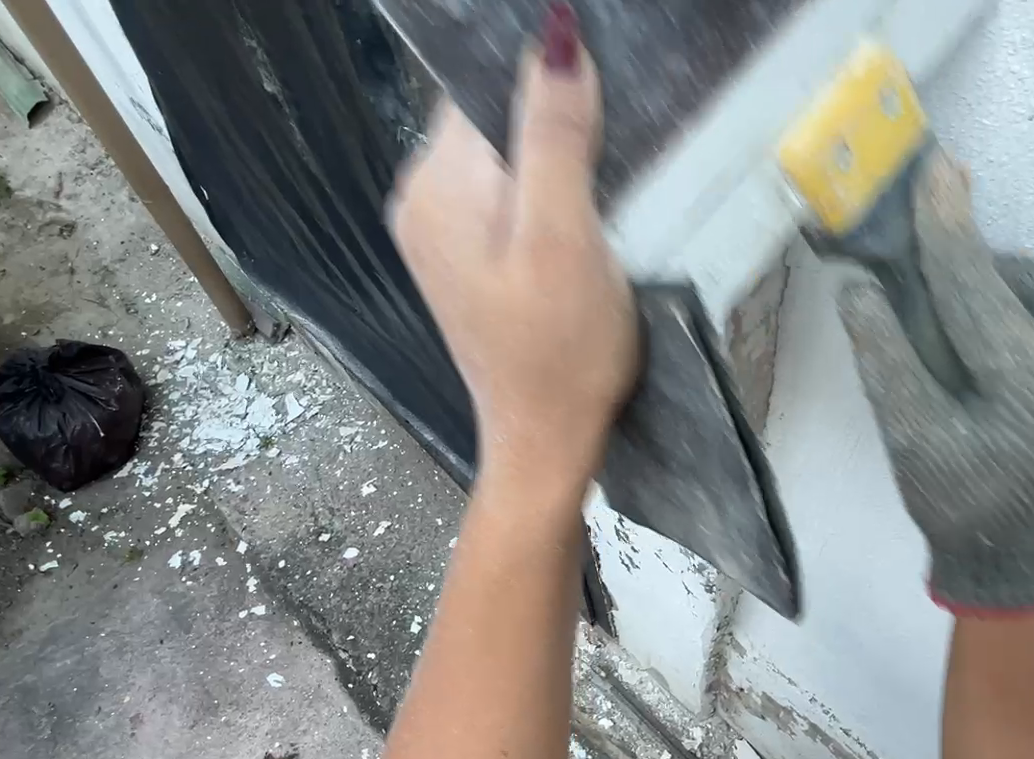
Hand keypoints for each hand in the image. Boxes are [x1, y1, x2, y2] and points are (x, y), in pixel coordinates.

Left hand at [388, 34, 636, 511]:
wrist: (546, 442)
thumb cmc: (562, 352)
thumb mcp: (565, 241)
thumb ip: (553, 137)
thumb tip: (553, 32)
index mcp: (436, 188)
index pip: (485, 88)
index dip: (545, 88)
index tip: (600, 126)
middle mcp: (422, 202)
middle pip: (491, 121)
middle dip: (551, 128)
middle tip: (611, 172)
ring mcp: (440, 236)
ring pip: (502, 160)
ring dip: (553, 166)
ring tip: (597, 209)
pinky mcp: (466, 264)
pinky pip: (504, 201)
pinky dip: (543, 201)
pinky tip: (575, 233)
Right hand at [836, 149, 1033, 611]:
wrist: (1011, 556)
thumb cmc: (952, 501)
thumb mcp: (906, 436)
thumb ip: (886, 359)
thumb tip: (861, 288)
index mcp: (1029, 381)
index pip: (976, 289)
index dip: (946, 230)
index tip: (933, 169)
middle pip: (1023, 282)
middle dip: (972, 265)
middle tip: (927, 266)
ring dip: (995, 297)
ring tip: (952, 328)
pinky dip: (1014, 325)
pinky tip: (985, 357)